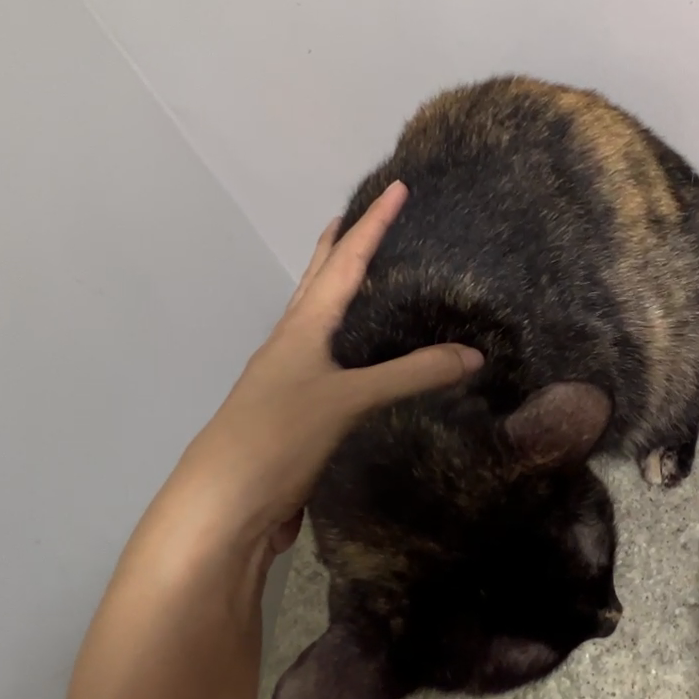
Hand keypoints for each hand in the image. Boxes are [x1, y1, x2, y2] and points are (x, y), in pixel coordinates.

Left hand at [168, 182, 481, 552]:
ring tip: (364, 274)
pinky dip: (351, 342)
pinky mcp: (300, 412)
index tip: (396, 188)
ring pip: (319, 320)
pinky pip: (332, 361)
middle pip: (319, 282)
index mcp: (301, 329)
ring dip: (338, 290)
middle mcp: (293, 344)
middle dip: (340, 247)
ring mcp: (292, 379)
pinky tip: (365, 356)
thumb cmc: (277, 437)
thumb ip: (411, 375)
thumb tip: (475, 355)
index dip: (373, 225)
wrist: (222, 510)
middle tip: (359, 215)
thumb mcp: (348, 400)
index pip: (345, 263)